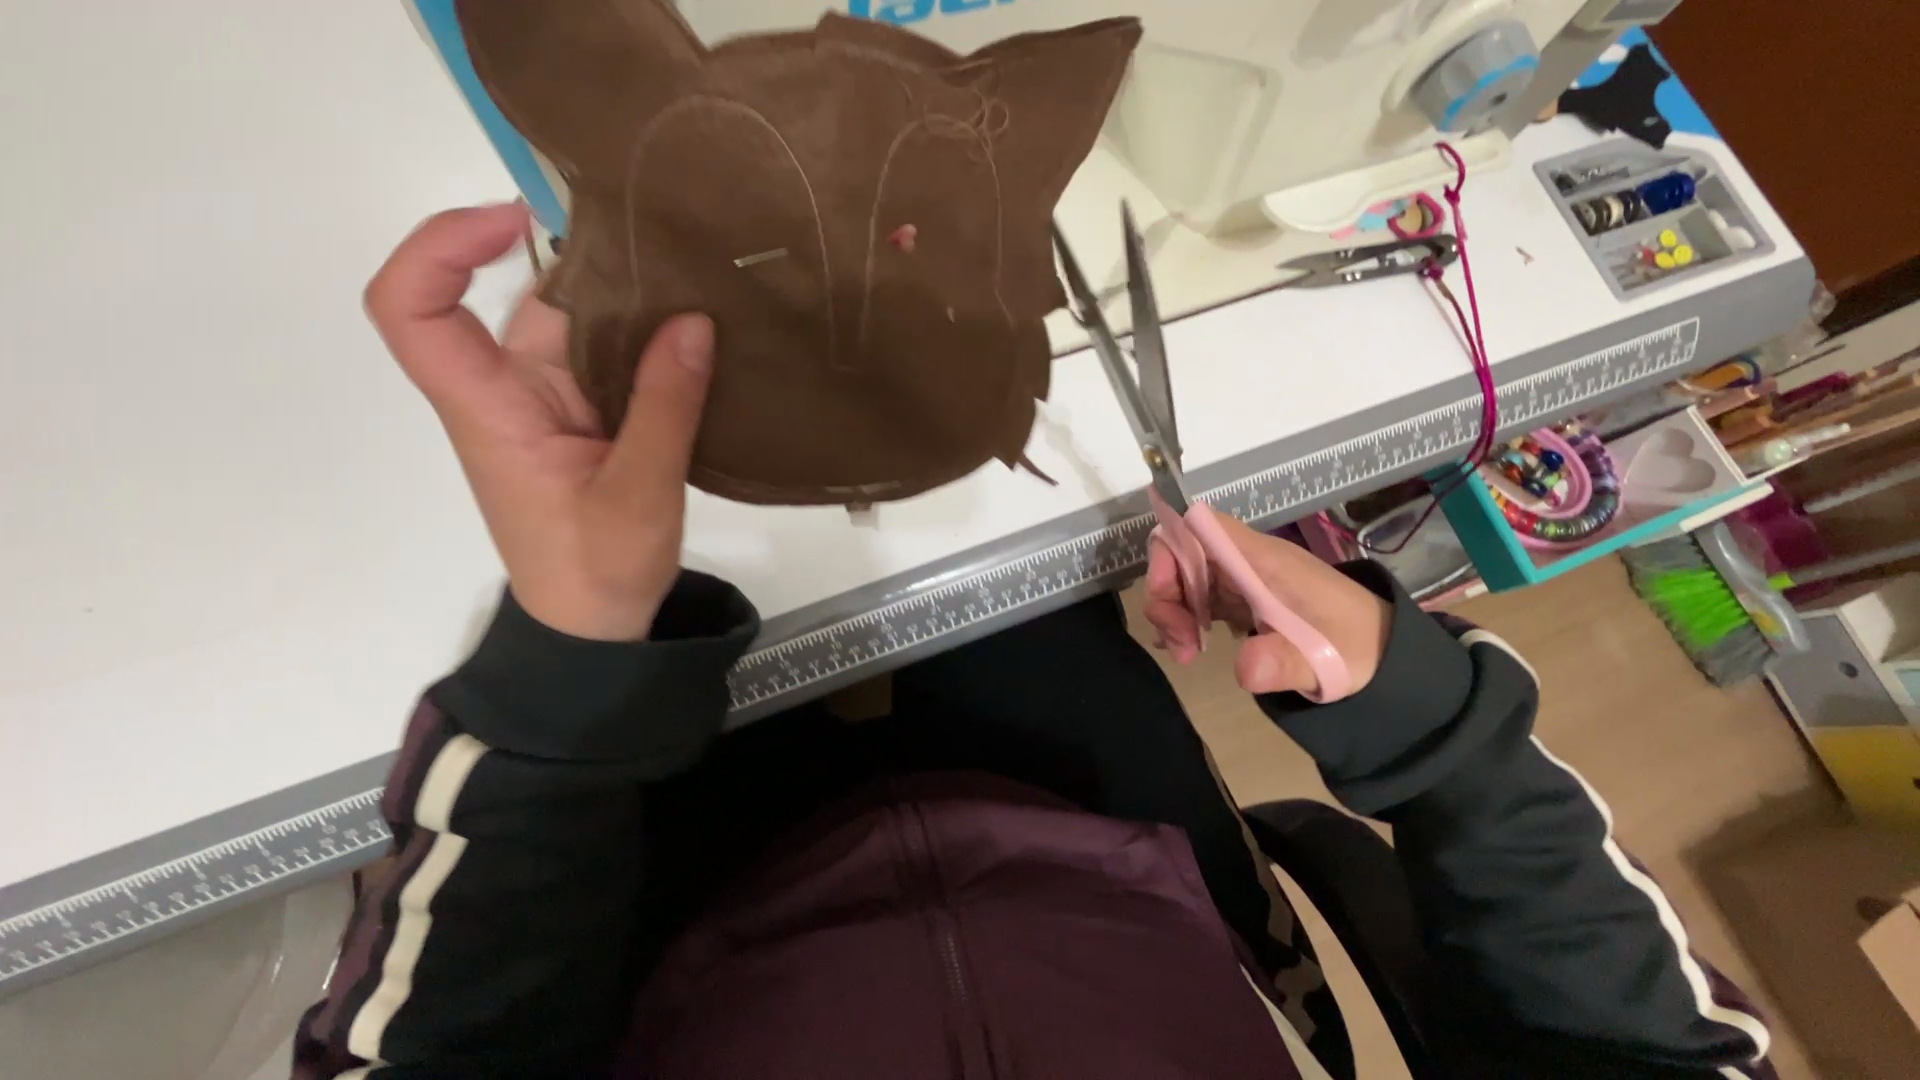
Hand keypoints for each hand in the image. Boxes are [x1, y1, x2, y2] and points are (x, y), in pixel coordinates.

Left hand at [365, 202, 715, 640]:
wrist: (595, 625)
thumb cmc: (596, 570)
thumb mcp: (640, 493)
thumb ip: (664, 406)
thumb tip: (692, 321)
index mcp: (490, 410)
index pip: (413, 310)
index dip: (441, 248)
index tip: (517, 221)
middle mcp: (508, 393)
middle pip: (515, 302)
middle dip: (580, 265)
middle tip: (661, 247)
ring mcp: (548, 407)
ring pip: (571, 328)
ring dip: (626, 303)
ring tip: (694, 283)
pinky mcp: (582, 421)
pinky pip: (605, 360)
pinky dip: (644, 339)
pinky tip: (694, 331)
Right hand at [1143, 515, 1392, 699]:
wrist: (1384, 653)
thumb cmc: (1355, 646)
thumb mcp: (1321, 660)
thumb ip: (1283, 663)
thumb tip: (1244, 671)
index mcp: (1260, 559)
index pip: (1199, 524)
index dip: (1169, 549)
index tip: (1167, 597)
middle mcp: (1245, 561)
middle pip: (1181, 553)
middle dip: (1165, 596)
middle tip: (1179, 645)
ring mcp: (1243, 579)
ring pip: (1184, 576)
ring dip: (1173, 612)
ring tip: (1187, 654)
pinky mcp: (1243, 599)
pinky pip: (1198, 596)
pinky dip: (1185, 619)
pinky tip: (1190, 647)